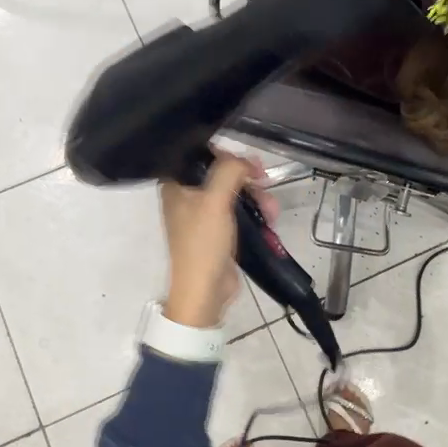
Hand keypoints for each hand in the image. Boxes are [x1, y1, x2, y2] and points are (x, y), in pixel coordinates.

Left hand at [159, 152, 273, 328]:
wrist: (205, 291)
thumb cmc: (203, 243)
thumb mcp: (215, 201)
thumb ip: (229, 172)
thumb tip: (245, 160)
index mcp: (176, 185)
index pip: (201, 155)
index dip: (227, 155)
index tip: (249, 162)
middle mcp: (186, 196)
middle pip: (222, 174)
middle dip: (248, 180)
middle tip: (266, 182)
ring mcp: (203, 215)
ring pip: (234, 193)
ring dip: (257, 198)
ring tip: (271, 211)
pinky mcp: (218, 231)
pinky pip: (239, 212)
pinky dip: (255, 212)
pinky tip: (269, 219)